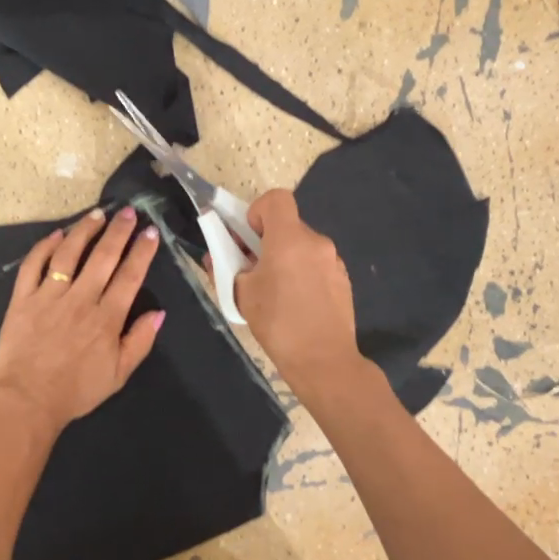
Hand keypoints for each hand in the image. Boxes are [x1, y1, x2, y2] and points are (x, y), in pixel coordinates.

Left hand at [0, 206, 165, 434]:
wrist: (28, 400)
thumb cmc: (76, 391)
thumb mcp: (118, 375)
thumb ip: (140, 341)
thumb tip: (158, 313)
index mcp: (106, 318)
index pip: (129, 276)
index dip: (142, 251)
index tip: (150, 232)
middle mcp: (80, 300)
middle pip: (103, 257)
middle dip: (118, 231)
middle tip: (129, 212)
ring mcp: (49, 296)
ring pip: (68, 254)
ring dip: (84, 230)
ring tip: (96, 214)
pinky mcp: (22, 299)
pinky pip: (33, 266)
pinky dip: (44, 247)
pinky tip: (56, 235)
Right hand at [233, 190, 373, 388]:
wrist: (323, 360)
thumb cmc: (277, 322)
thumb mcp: (240, 294)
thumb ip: (224, 268)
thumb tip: (215, 256)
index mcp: (289, 239)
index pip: (276, 199)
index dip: (257, 211)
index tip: (248, 238)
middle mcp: (316, 243)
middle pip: (288, 225)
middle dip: (267, 240)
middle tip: (253, 269)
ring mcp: (334, 261)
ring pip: (302, 247)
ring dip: (285, 258)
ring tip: (275, 292)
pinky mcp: (343, 280)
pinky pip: (316, 265)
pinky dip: (302, 274)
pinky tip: (296, 304)